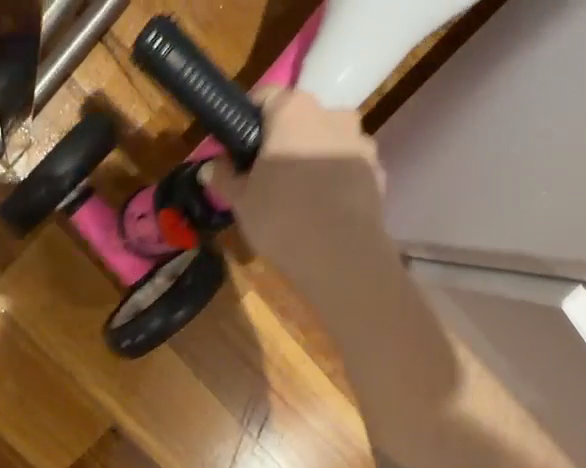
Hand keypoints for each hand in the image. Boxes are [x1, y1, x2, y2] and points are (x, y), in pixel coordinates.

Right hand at [202, 88, 390, 281]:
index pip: (266, 96)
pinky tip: (321, 209)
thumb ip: (225, 178)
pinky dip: (334, 180)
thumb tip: (209, 168)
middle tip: (267, 175)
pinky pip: (347, 167)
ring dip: (313, 158)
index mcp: (293, 111)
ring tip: (298, 196)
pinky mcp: (377, 170)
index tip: (239, 146)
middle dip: (284, 140)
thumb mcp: (242, 201)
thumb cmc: (281, 217)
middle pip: (301, 119)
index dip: (249, 118)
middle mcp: (332, 114)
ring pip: (327, 142)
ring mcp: (360, 140)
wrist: (339, 254)